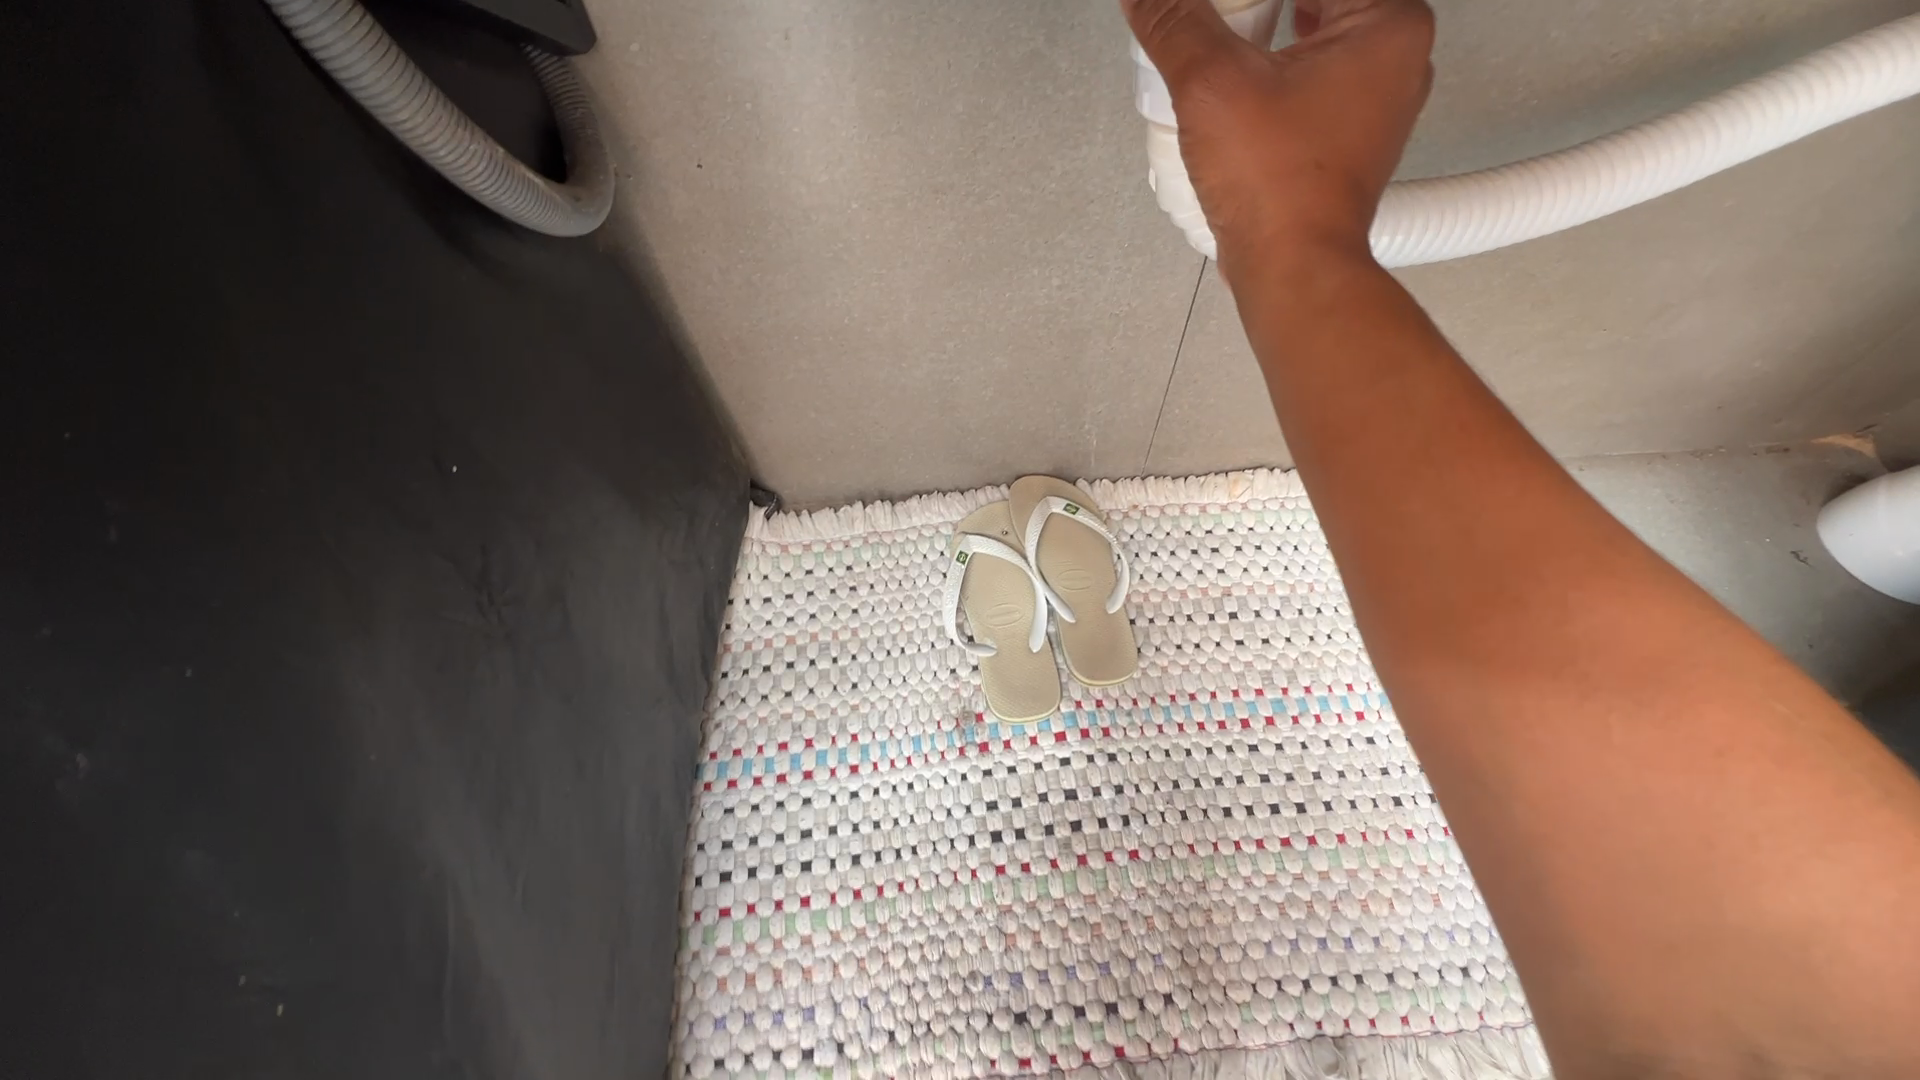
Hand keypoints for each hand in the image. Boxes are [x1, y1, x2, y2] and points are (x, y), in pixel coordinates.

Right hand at [1124, 0, 1434, 274]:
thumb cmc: (1274, 181)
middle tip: (1219, 18)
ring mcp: (1376, 107)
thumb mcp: (1211, 83)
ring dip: (1267, 40)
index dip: (1252, 0)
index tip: (1222, 13)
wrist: (1290, 267)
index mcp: (1388, 21)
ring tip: (1221, 45)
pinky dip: (1277, 79)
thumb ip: (1175, 23)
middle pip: (1322, 4)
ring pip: (1318, 45)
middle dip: (1263, 9)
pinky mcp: (1349, 146)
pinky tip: (1237, 89)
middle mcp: (1397, 59)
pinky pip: (1313, 89)